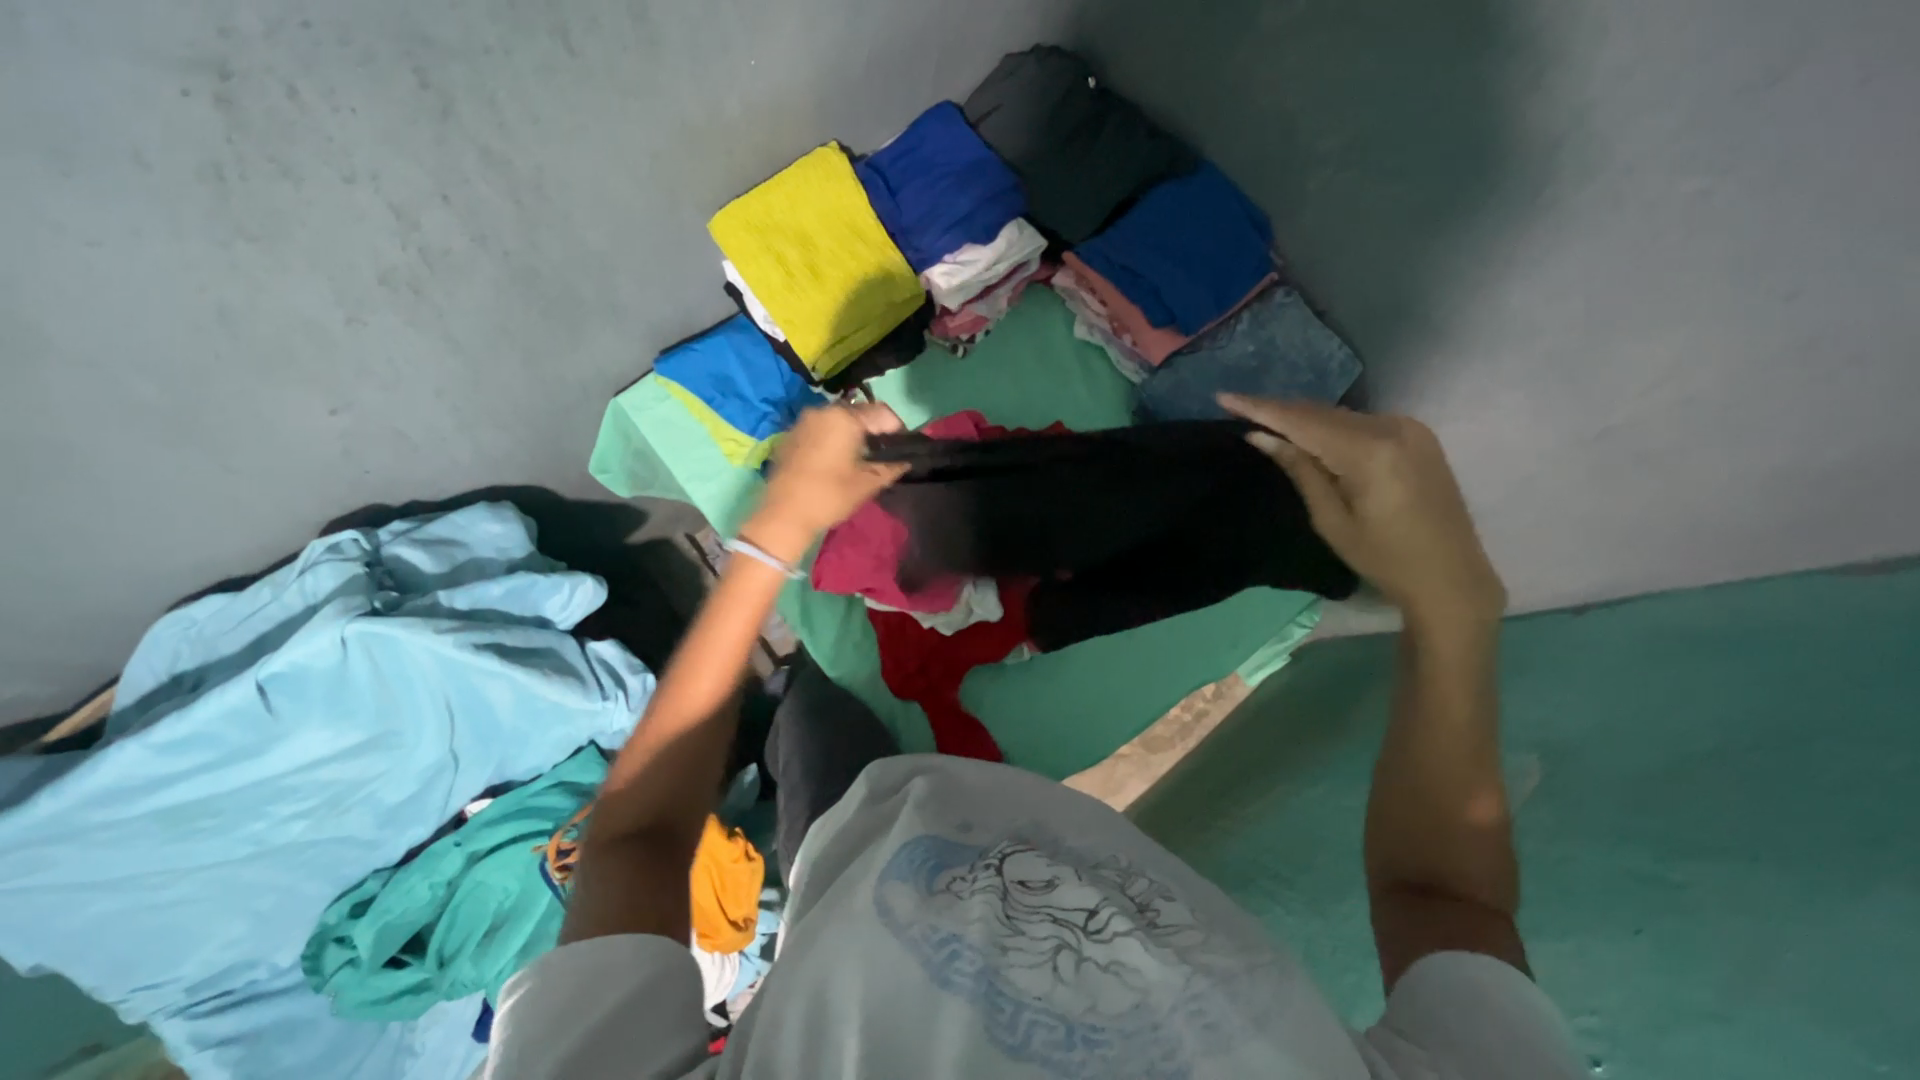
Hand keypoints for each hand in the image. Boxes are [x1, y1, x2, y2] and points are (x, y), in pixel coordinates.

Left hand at [744, 404, 909, 560]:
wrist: (784, 515)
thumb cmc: (831, 496)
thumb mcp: (868, 483)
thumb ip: (891, 468)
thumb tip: (906, 461)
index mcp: (845, 417)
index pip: (880, 412)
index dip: (896, 428)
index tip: (902, 446)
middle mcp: (822, 411)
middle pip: (856, 413)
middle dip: (871, 429)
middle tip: (881, 451)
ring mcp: (802, 422)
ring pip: (835, 420)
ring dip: (849, 433)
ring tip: (858, 456)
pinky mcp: (789, 436)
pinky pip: (817, 430)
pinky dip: (830, 439)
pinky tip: (834, 460)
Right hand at [1220, 394, 1504, 627]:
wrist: (1451, 576)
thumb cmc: (1384, 559)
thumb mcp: (1331, 520)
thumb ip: (1300, 470)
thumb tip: (1261, 436)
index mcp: (1370, 451)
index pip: (1302, 421)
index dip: (1260, 408)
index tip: (1224, 397)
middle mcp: (1392, 427)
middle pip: (1321, 412)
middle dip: (1279, 409)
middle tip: (1238, 408)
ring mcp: (1410, 428)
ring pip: (1341, 416)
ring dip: (1304, 417)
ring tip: (1265, 419)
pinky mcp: (1417, 436)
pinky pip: (1362, 423)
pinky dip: (1331, 426)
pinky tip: (1308, 432)